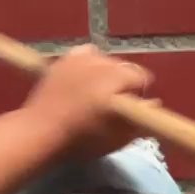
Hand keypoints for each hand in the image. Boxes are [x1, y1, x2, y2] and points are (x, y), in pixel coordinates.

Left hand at [21, 46, 151, 156]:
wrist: (40, 131)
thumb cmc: (81, 140)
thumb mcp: (117, 138)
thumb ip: (140, 121)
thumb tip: (154, 104)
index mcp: (117, 80)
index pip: (142, 77)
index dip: (140, 93)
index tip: (131, 108)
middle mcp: (102, 63)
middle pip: (124, 66)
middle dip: (123, 82)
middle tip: (113, 104)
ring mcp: (81, 58)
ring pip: (106, 60)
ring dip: (107, 72)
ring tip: (97, 91)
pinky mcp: (65, 58)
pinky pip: (87, 53)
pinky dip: (90, 63)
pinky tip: (84, 77)